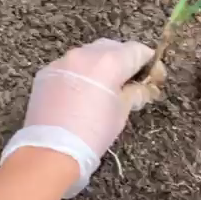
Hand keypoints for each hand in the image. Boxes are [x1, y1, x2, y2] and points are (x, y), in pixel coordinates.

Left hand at [1, 39, 156, 197]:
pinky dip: (80, 73)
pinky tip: (82, 93)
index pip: (137, 50)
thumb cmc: (91, 134)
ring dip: (100, 66)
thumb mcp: (121, 112)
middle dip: (124, 61)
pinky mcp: (46, 73)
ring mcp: (63, 62)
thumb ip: (135, 93)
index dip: (150, 63)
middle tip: (130, 82)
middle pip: (112, 48)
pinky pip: (70, 66)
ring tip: (105, 88)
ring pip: (89, 54)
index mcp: (109, 62)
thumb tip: (144, 87)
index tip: (154, 77)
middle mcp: (84, 55)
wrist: (51, 151)